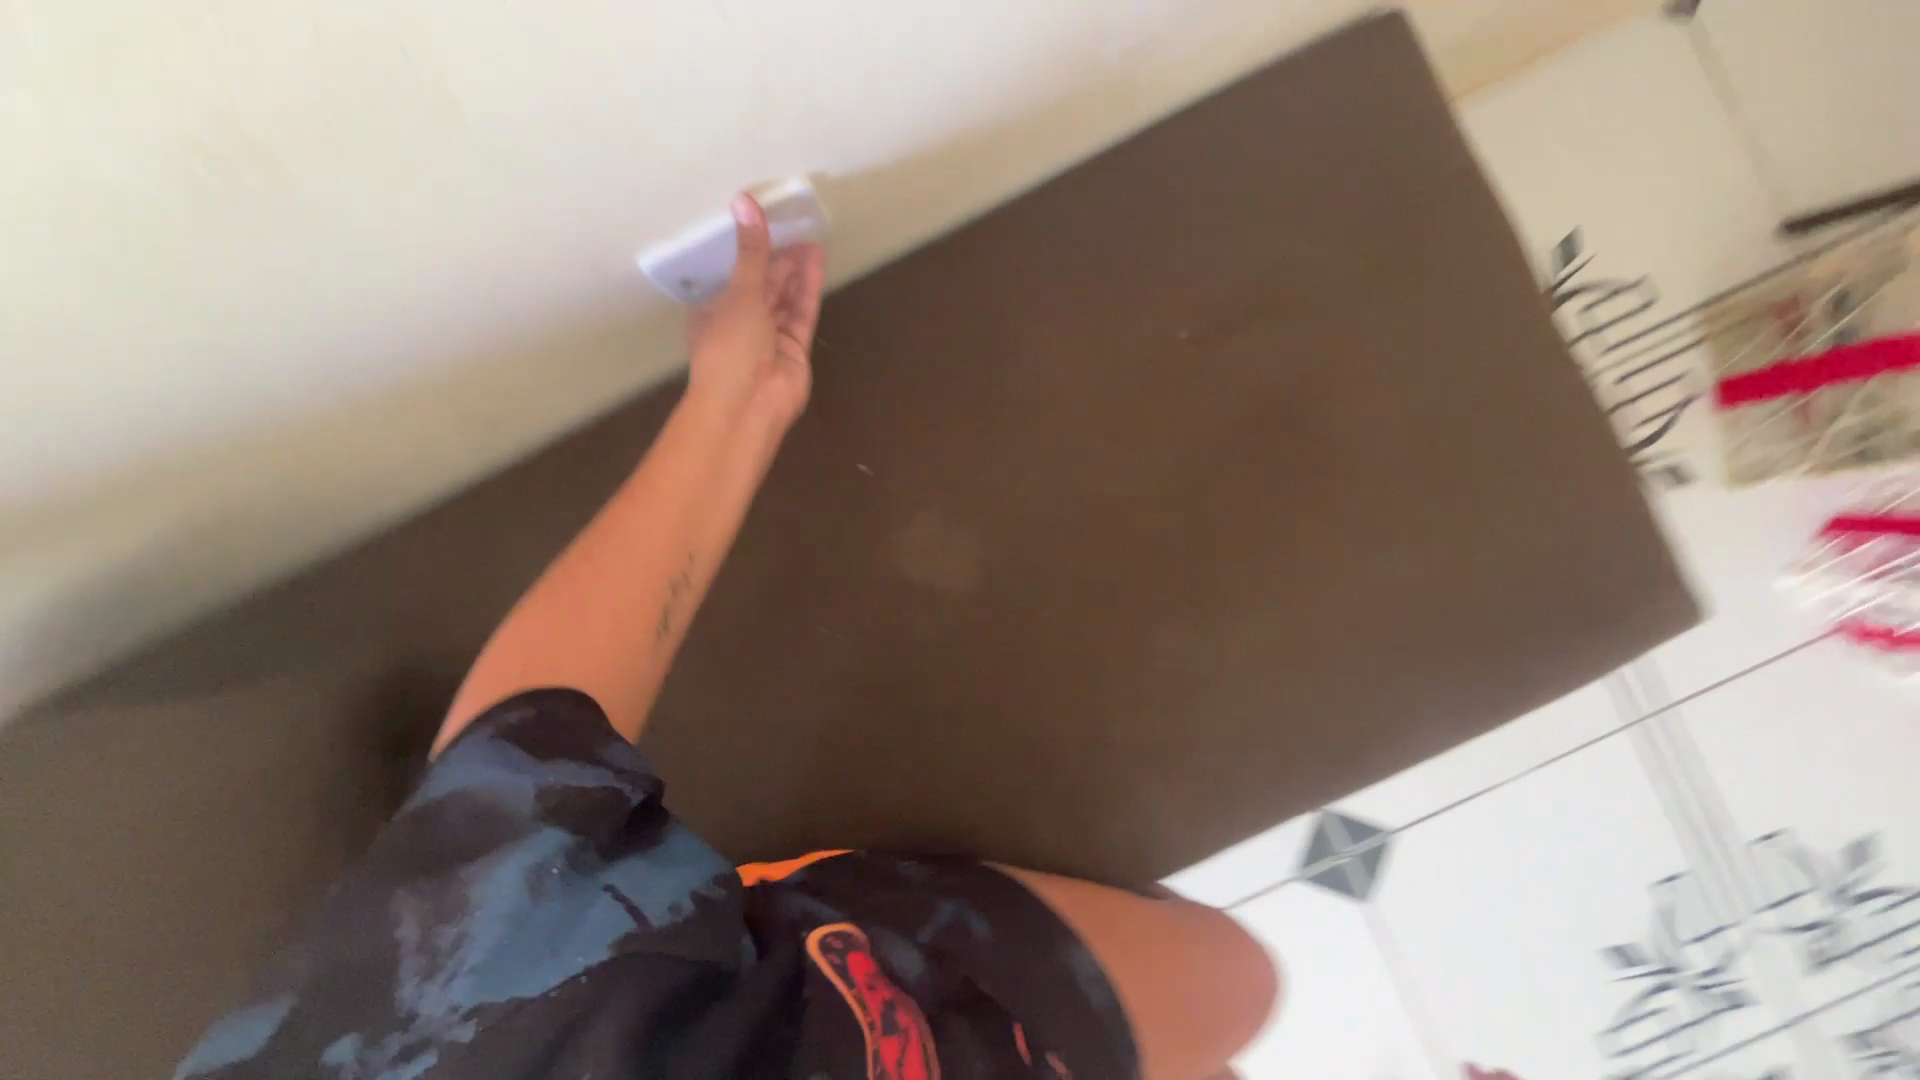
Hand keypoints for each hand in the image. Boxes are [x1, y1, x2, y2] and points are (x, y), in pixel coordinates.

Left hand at [686, 193, 825, 429]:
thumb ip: (751, 251)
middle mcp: (742, 324)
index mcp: (715, 311)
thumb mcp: (739, 293)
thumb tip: (745, 201)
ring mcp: (770, 339)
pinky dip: (808, 291)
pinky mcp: (795, 350)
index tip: (773, 226)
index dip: (754, 251)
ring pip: (786, 298)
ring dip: (798, 272)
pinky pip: (801, 314)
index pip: (737, 275)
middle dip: (781, 259)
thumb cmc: (729, 347)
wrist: (747, 405)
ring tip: (814, 243)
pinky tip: (817, 266)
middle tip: (801, 229)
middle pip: (765, 285)